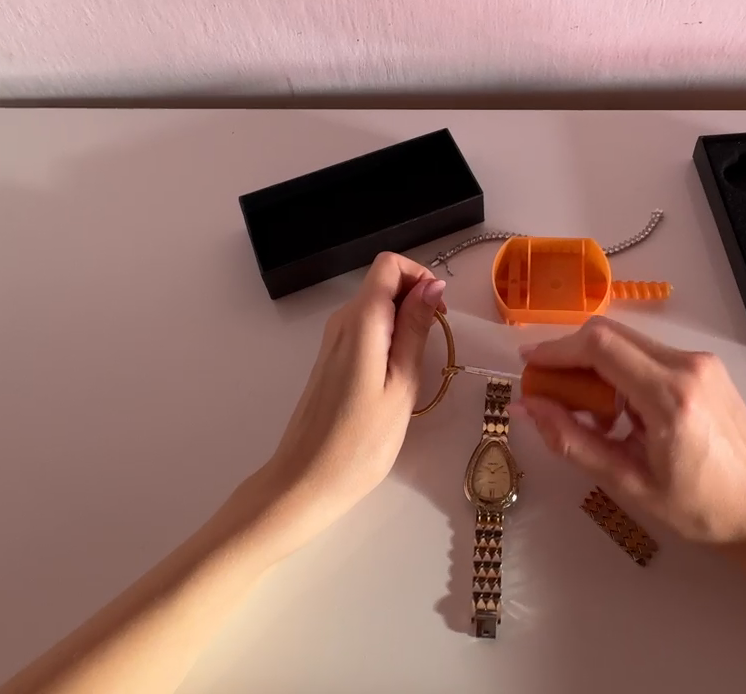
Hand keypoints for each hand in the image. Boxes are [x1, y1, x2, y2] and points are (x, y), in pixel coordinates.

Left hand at [251, 253, 444, 548]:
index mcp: (361, 320)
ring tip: (417, 365)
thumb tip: (432, 284)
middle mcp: (342, 320)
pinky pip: (367, 327)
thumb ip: (415, 329)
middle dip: (416, 298)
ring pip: (376, 305)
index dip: (420, 276)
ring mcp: (334, 339)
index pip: (389, 264)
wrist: (305, 482)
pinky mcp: (332, 357)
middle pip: (384, 281)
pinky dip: (389, 336)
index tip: (440, 312)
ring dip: (405, 320)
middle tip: (433, 344)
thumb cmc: (362, 441)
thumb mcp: (402, 384)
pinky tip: (396, 375)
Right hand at [516, 317, 745, 546]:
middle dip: (571, 356)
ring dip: (597, 366)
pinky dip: (622, 371)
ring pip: (628, 342)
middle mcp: (687, 365)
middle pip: (611, 335)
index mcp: (669, 396)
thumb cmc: (697, 508)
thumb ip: (573, 441)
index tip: (528, 364)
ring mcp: (700, 361)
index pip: (601, 347)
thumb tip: (528, 408)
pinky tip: (622, 411)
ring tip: (591, 413)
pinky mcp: (705, 364)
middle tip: (548, 388)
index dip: (557, 349)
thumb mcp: (628, 483)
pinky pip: (648, 353)